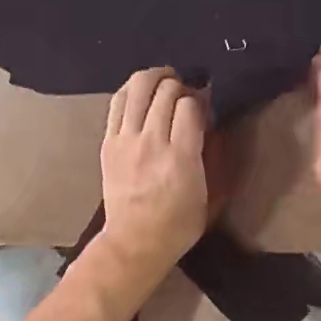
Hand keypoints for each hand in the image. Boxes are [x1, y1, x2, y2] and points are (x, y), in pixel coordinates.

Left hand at [97, 67, 208, 274]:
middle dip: (180, 85)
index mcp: (180, 158)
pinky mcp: (108, 144)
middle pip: (165, 90)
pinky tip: (142, 94)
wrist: (134, 243)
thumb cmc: (178, 226)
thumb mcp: (209, 195)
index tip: (205, 106)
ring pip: (137, 87)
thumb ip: (212, 157)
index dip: (201, 99)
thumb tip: (212, 125)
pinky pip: (117, 103)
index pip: (190, 105)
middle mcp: (151, 143)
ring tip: (164, 82)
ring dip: (154, 78)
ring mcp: (125, 141)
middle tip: (185, 95)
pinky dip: (131, 91)